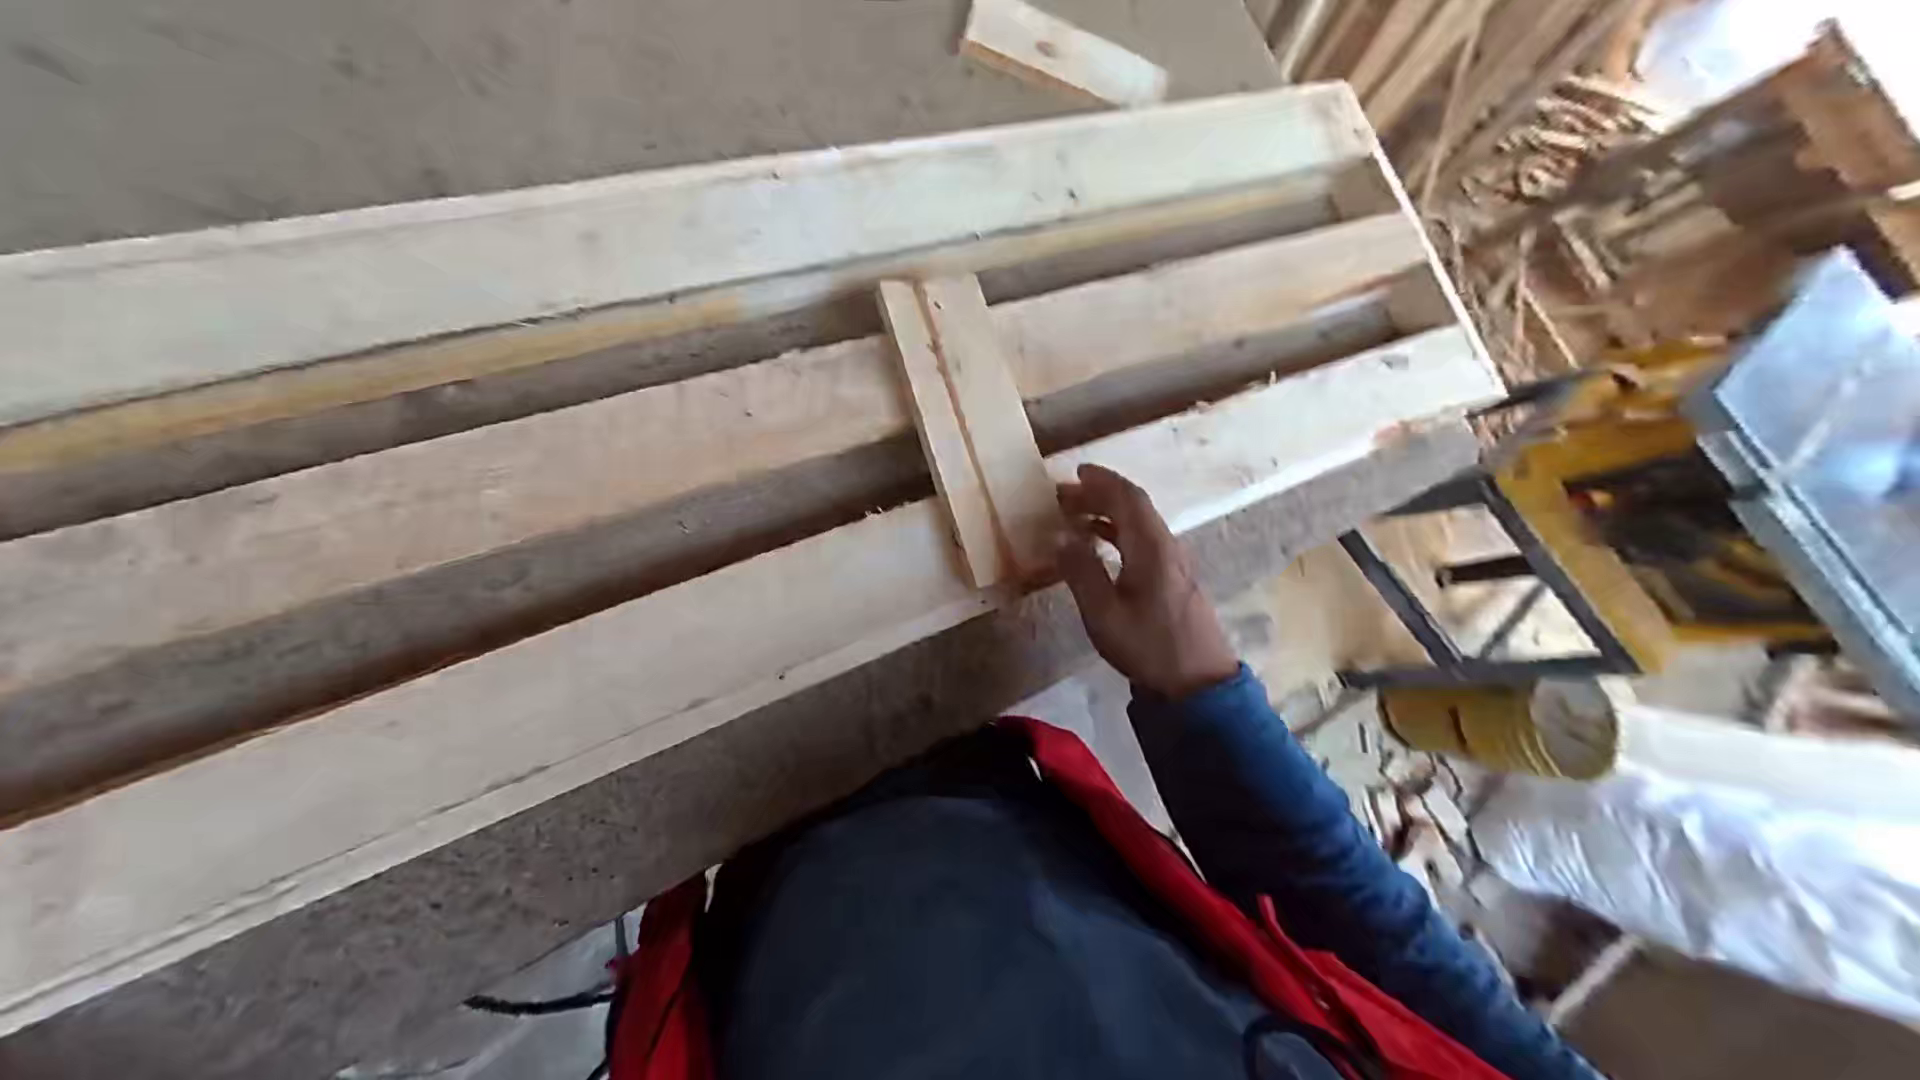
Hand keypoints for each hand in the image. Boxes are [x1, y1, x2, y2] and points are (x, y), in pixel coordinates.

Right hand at [1055, 464, 1240, 699]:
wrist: (1198, 682)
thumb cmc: (1149, 646)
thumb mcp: (1104, 612)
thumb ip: (1081, 571)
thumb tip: (1060, 537)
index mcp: (1152, 548)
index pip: (1128, 498)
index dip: (1102, 481)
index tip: (1075, 473)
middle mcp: (1167, 547)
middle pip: (1134, 507)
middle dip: (1099, 496)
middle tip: (1063, 497)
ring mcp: (1174, 563)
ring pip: (1139, 524)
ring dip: (1107, 514)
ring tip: (1074, 517)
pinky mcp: (1175, 580)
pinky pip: (1143, 541)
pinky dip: (1118, 533)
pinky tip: (1100, 545)